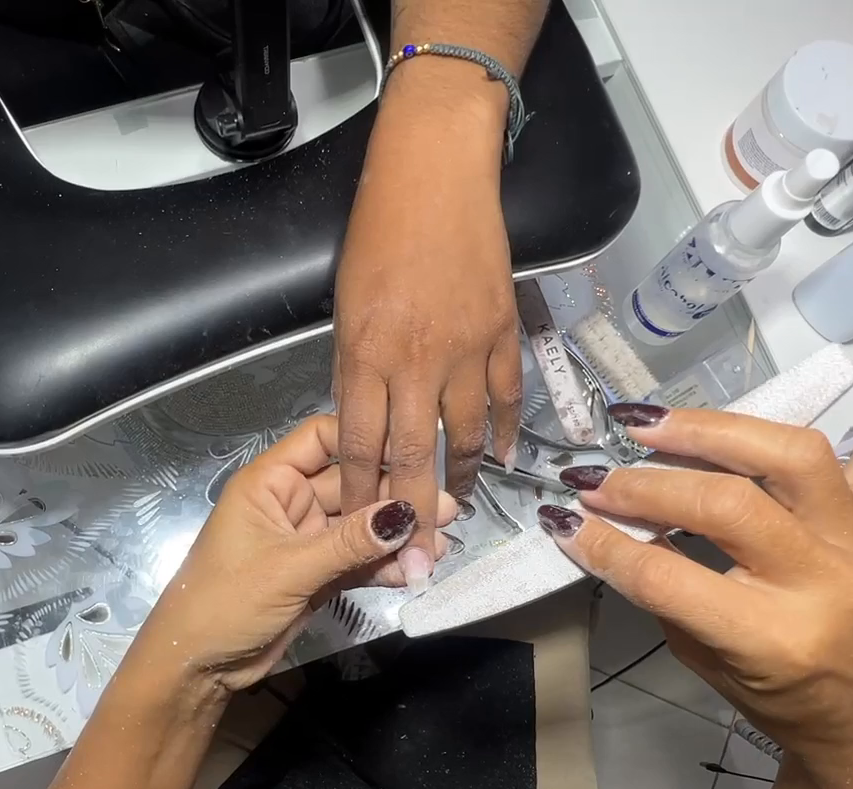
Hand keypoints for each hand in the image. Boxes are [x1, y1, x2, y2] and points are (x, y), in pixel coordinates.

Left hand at [135, 415, 457, 694]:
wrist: (199, 667)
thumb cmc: (226, 602)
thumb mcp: (288, 568)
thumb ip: (348, 542)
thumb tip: (407, 515)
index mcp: (270, 481)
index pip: (323, 438)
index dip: (366, 440)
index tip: (414, 450)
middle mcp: (291, 502)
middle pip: (353, 485)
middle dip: (396, 499)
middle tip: (446, 510)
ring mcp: (307, 539)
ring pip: (361, 527)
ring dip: (397, 536)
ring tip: (441, 544)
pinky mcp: (318, 574)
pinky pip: (358, 560)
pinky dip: (384, 566)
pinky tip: (416, 570)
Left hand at [334, 60, 521, 590]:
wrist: (436, 171)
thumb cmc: (377, 234)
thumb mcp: (345, 309)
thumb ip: (355, 372)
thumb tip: (363, 424)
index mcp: (363, 355)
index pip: (359, 446)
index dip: (361, 495)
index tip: (363, 530)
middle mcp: (413, 362)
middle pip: (411, 456)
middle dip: (413, 511)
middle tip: (418, 552)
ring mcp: (465, 349)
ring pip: (465, 435)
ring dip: (462, 478)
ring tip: (458, 510)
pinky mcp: (503, 333)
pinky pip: (507, 398)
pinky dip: (506, 432)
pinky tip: (504, 459)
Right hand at [542, 319, 852, 773]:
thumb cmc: (773, 697)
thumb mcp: (698, 654)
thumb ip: (663, 586)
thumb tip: (611, 522)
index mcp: (772, 636)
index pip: (667, 577)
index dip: (604, 545)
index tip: (559, 519)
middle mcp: (823, 580)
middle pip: (727, 505)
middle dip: (646, 487)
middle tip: (594, 479)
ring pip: (790, 457)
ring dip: (713, 431)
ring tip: (652, 422)